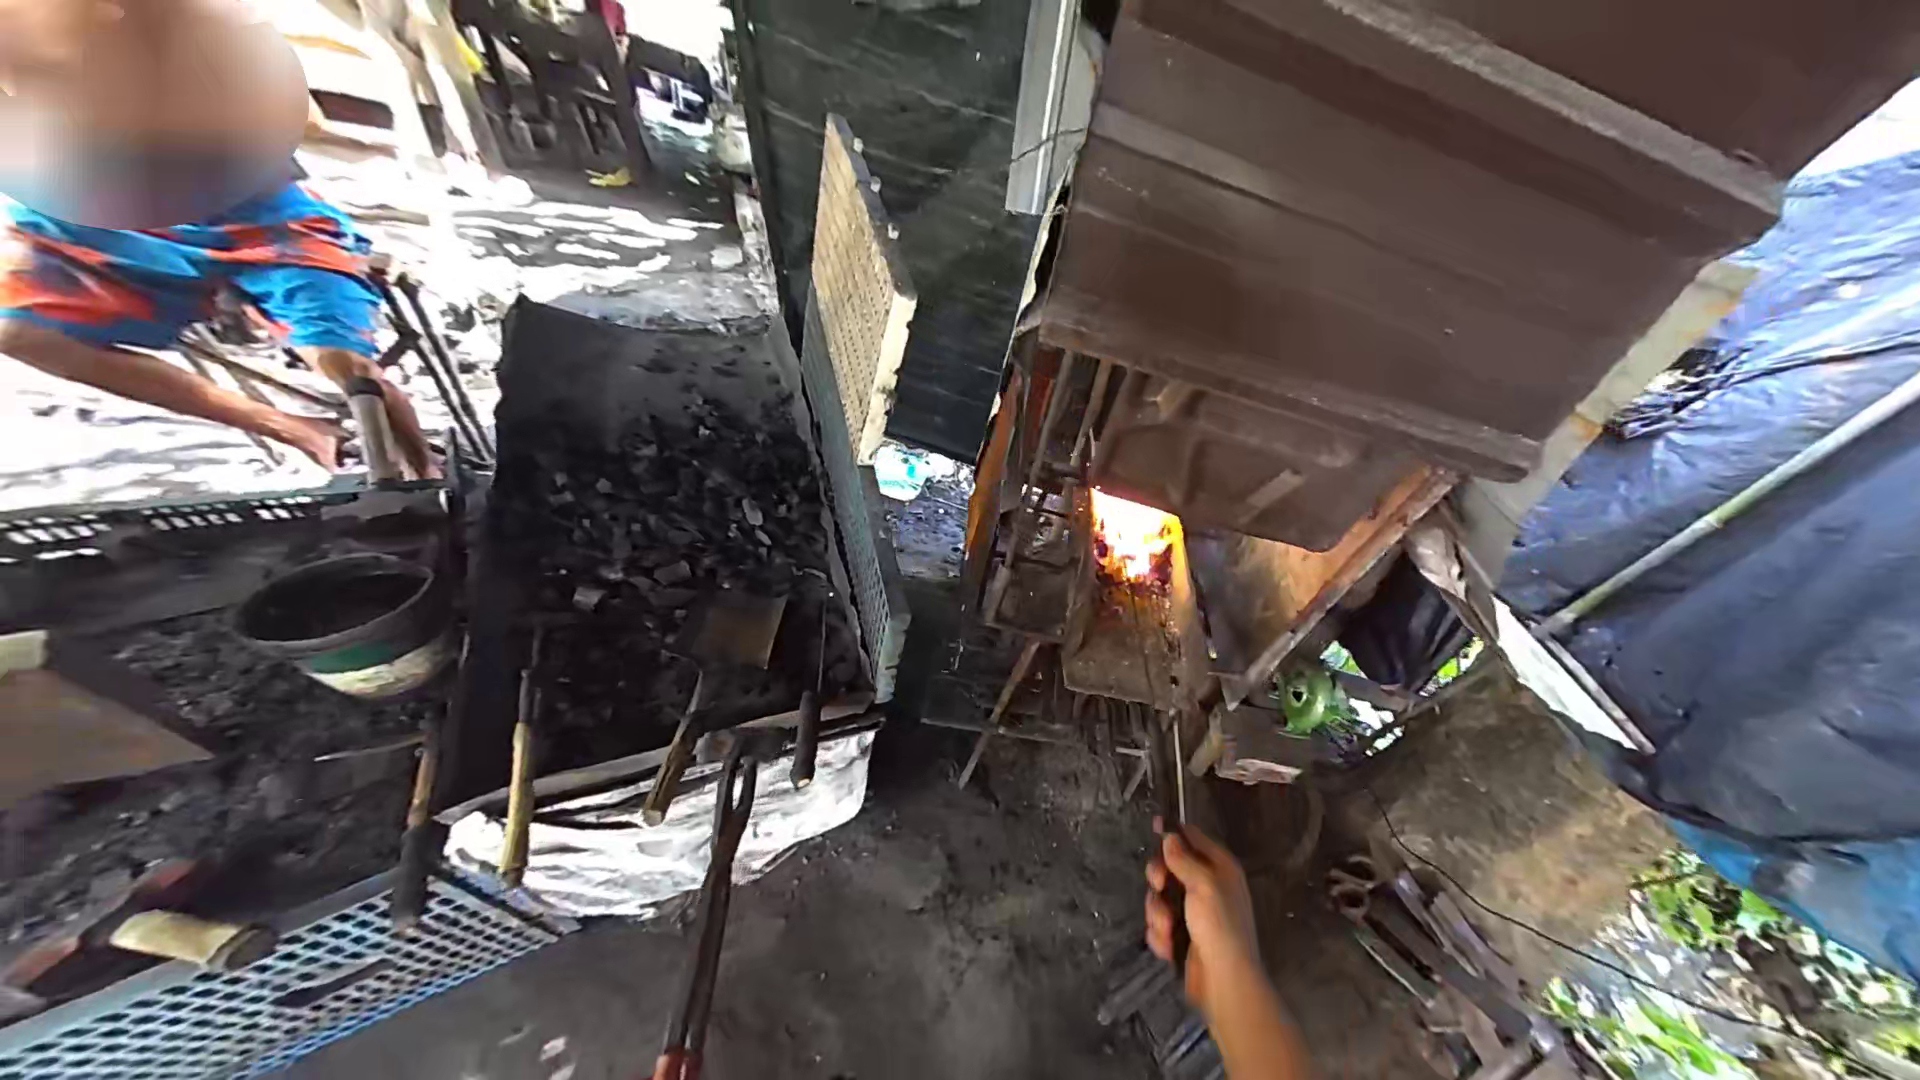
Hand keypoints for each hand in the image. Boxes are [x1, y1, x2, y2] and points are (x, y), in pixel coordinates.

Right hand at [1145, 821, 1263, 1016]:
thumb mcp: (1204, 885)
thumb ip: (1183, 858)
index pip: (1193, 837)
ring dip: (1157, 912)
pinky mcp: (1180, 934)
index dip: (1173, 831)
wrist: (1223, 983)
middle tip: (1158, 885)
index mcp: (1219, 868)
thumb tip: (1169, 836)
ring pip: (1158, 895)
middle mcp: (1205, 885)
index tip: (1153, 826)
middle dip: (1158, 877)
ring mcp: (1192, 911)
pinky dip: (1159, 933)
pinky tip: (1167, 945)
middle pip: (1168, 865)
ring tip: (1166, 928)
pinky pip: (1157, 921)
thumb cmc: (1219, 926)